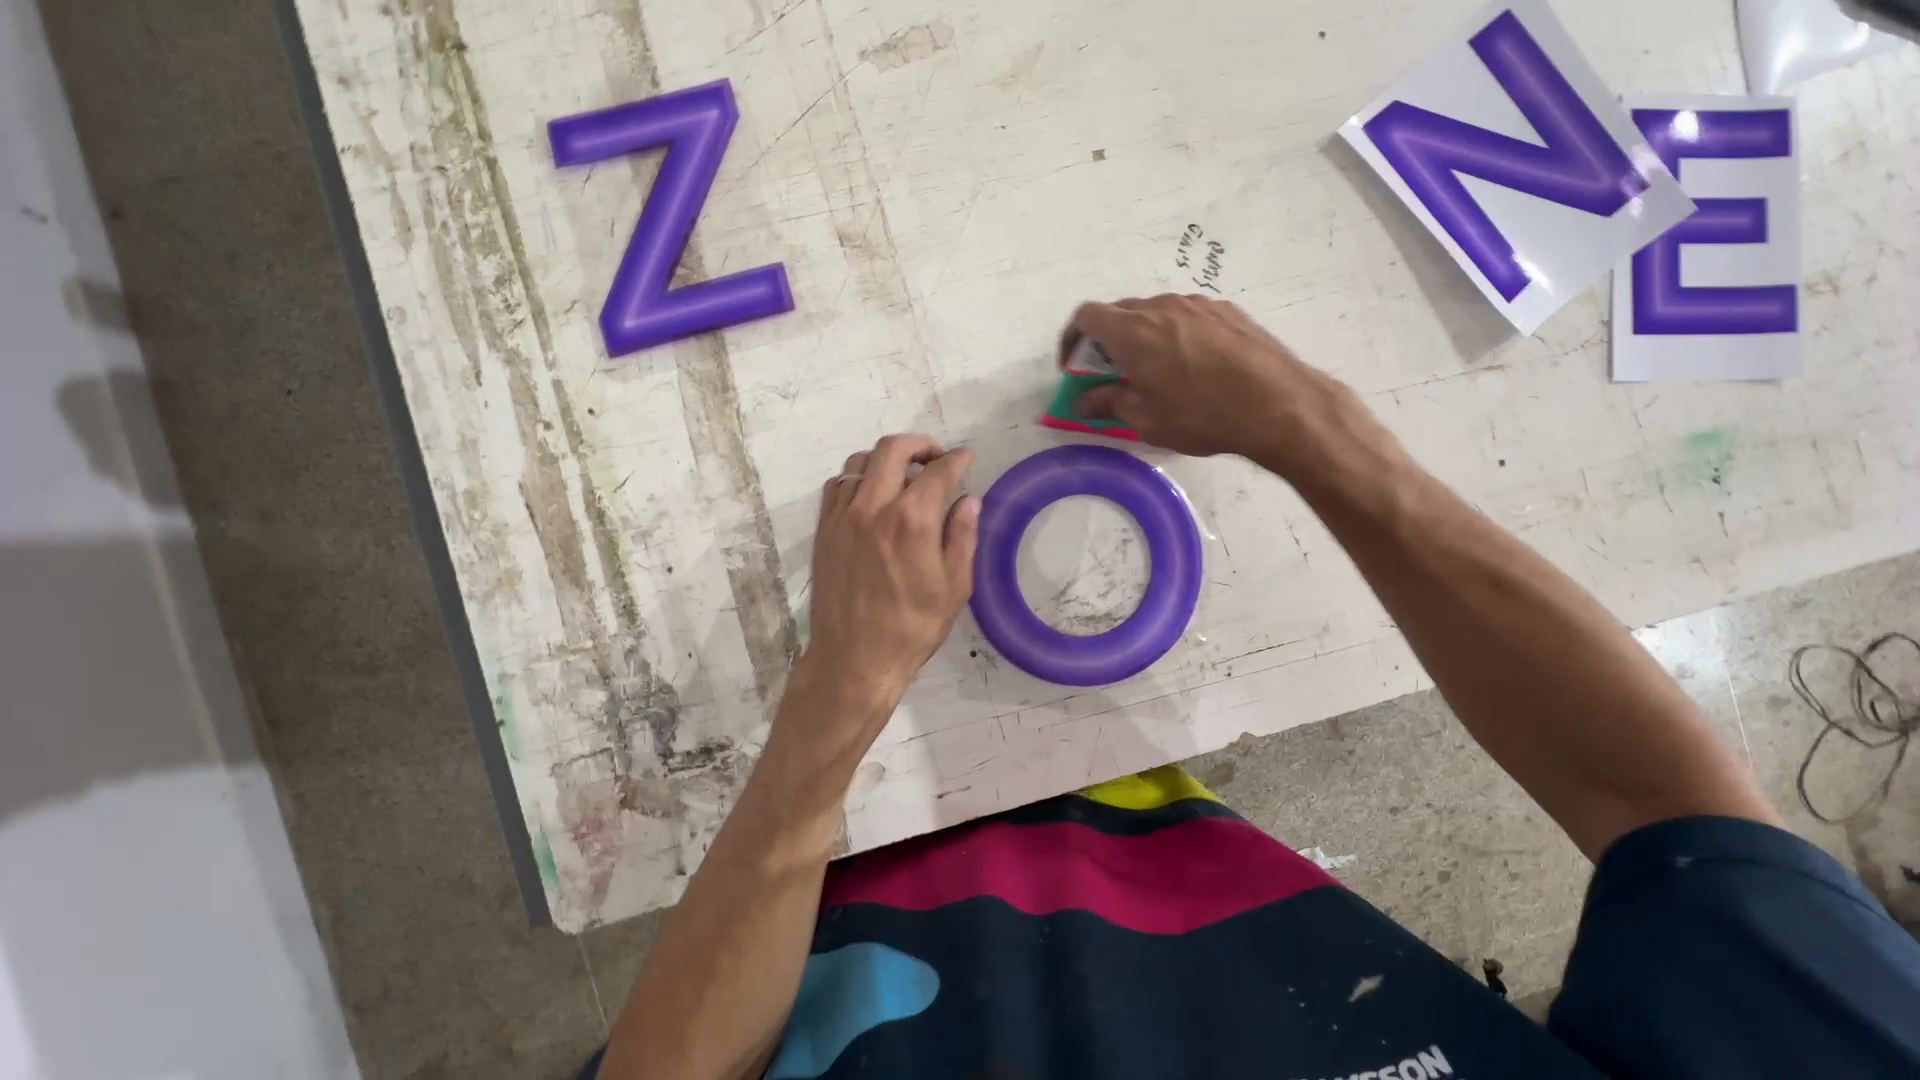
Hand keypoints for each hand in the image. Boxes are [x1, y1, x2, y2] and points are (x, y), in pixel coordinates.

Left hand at [790, 434, 978, 744]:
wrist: (853, 659)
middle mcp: (874, 506)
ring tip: (905, 475)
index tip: (967, 458)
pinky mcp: (824, 529)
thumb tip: (969, 501)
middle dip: (920, 444)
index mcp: (912, 520)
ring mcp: (843, 515)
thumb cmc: (911, 628)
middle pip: (893, 449)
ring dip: (887, 459)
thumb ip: (963, 537)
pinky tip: (872, 494)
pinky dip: (859, 477)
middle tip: (937, 458)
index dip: (958, 459)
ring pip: (861, 461)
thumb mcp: (954, 588)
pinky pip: (839, 484)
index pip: (939, 471)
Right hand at [1063, 294, 1397, 485]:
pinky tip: (1193, 366)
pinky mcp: (1226, 311)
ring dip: (1143, 336)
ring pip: (1155, 313)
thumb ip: (1109, 403)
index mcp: (1133, 331)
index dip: (1073, 339)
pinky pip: (1186, 317)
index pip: (1086, 316)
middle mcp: (1161, 306)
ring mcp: (1197, 304)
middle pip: (1119, 312)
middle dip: (1106, 341)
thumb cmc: (1203, 416)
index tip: (1075, 366)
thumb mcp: (1147, 420)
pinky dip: (1175, 335)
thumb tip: (1084, 400)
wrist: (1278, 404)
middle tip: (1112, 374)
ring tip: (1155, 372)